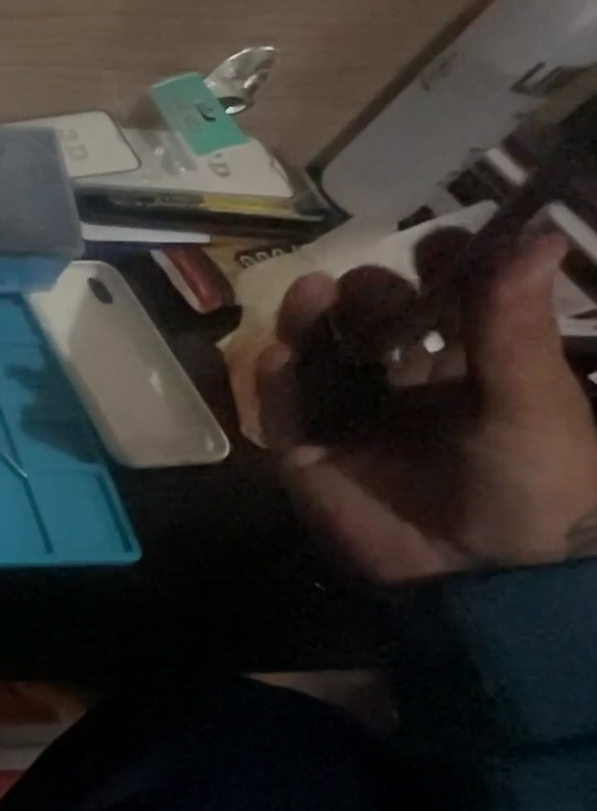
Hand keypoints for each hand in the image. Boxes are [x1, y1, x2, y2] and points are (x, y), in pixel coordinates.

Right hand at [256, 229, 596, 581]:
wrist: (475, 574)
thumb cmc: (533, 485)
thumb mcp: (533, 403)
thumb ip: (513, 326)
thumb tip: (537, 236)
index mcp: (471, 368)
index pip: (449, 303)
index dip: (445, 268)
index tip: (444, 240)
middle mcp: (405, 383)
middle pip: (374, 322)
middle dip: (369, 295)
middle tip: (366, 284)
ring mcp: (349, 415)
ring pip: (319, 356)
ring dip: (310, 322)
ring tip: (308, 292)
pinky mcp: (303, 447)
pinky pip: (280, 407)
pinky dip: (273, 378)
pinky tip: (277, 354)